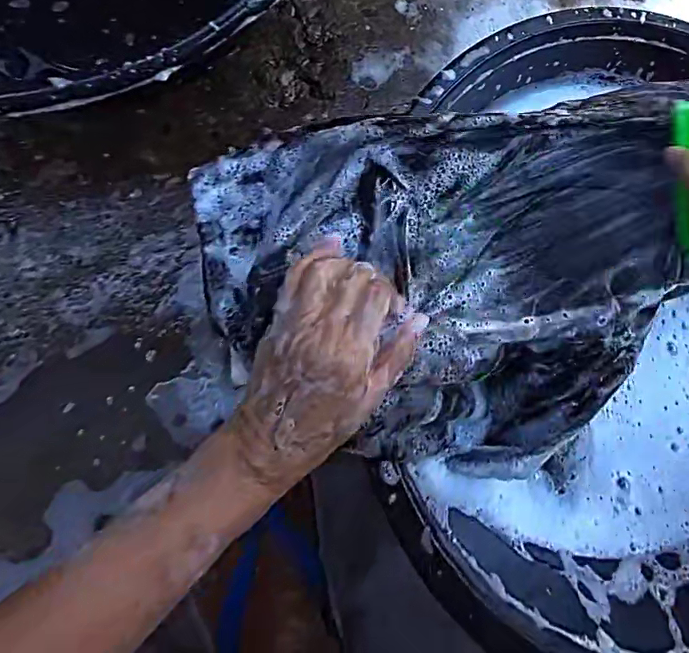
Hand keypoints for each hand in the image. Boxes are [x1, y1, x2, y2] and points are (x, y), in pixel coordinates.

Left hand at [224, 240, 425, 487]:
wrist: (268, 442)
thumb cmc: (327, 425)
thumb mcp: (372, 397)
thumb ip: (398, 354)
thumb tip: (420, 319)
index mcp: (351, 352)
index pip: (376, 295)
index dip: (392, 294)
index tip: (396, 311)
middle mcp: (323, 330)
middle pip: (354, 277)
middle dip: (374, 278)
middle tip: (378, 296)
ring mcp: (297, 322)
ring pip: (325, 270)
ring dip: (347, 264)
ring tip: (358, 275)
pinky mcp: (279, 320)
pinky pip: (296, 277)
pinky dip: (314, 256)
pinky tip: (332, 245)